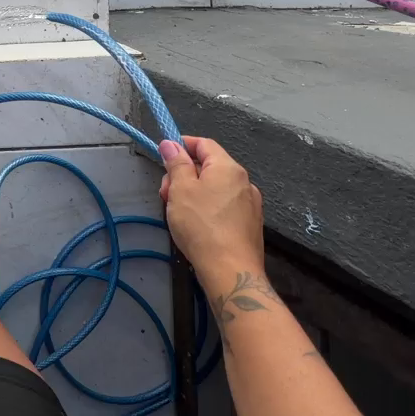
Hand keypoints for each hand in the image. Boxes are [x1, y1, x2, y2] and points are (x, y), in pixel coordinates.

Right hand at [158, 136, 264, 283]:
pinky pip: (224, 205)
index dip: (182, 145)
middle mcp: (245, 182)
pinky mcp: (250, 225)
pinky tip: (196, 225)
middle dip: (184, 173)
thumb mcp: (181, 188)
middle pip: (209, 166)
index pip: (204, 144)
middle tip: (166, 192)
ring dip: (193, 191)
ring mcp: (250, 205)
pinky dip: (207, 207)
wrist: (230, 272)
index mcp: (229, 168)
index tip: (164, 157)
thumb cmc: (201, 225)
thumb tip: (171, 143)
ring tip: (178, 211)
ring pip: (215, 187)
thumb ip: (176, 163)